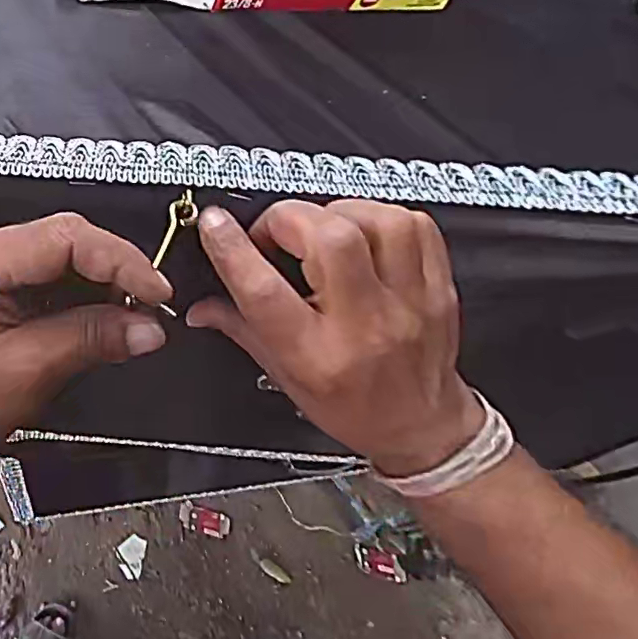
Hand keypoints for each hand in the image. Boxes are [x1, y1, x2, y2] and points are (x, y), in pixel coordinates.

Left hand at [0, 213, 172, 477]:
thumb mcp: (22, 371)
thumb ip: (88, 339)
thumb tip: (146, 324)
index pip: (63, 237)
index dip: (119, 261)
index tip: (156, 292)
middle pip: (64, 244)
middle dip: (113, 275)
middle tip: (150, 310)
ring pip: (61, 265)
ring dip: (100, 292)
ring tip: (131, 323)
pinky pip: (47, 287)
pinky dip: (79, 305)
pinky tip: (101, 325)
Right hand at [186, 200, 482, 476]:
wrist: (420, 426)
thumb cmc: (350, 406)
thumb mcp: (280, 374)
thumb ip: (238, 328)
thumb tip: (201, 304)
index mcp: (314, 354)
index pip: (264, 291)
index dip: (233, 249)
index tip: (214, 225)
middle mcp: (363, 325)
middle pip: (329, 240)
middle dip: (287, 220)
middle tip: (274, 232)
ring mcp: (407, 303)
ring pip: (377, 222)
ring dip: (334, 212)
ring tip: (316, 228)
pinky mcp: (436, 287)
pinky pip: (413, 224)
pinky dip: (377, 214)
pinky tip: (358, 230)